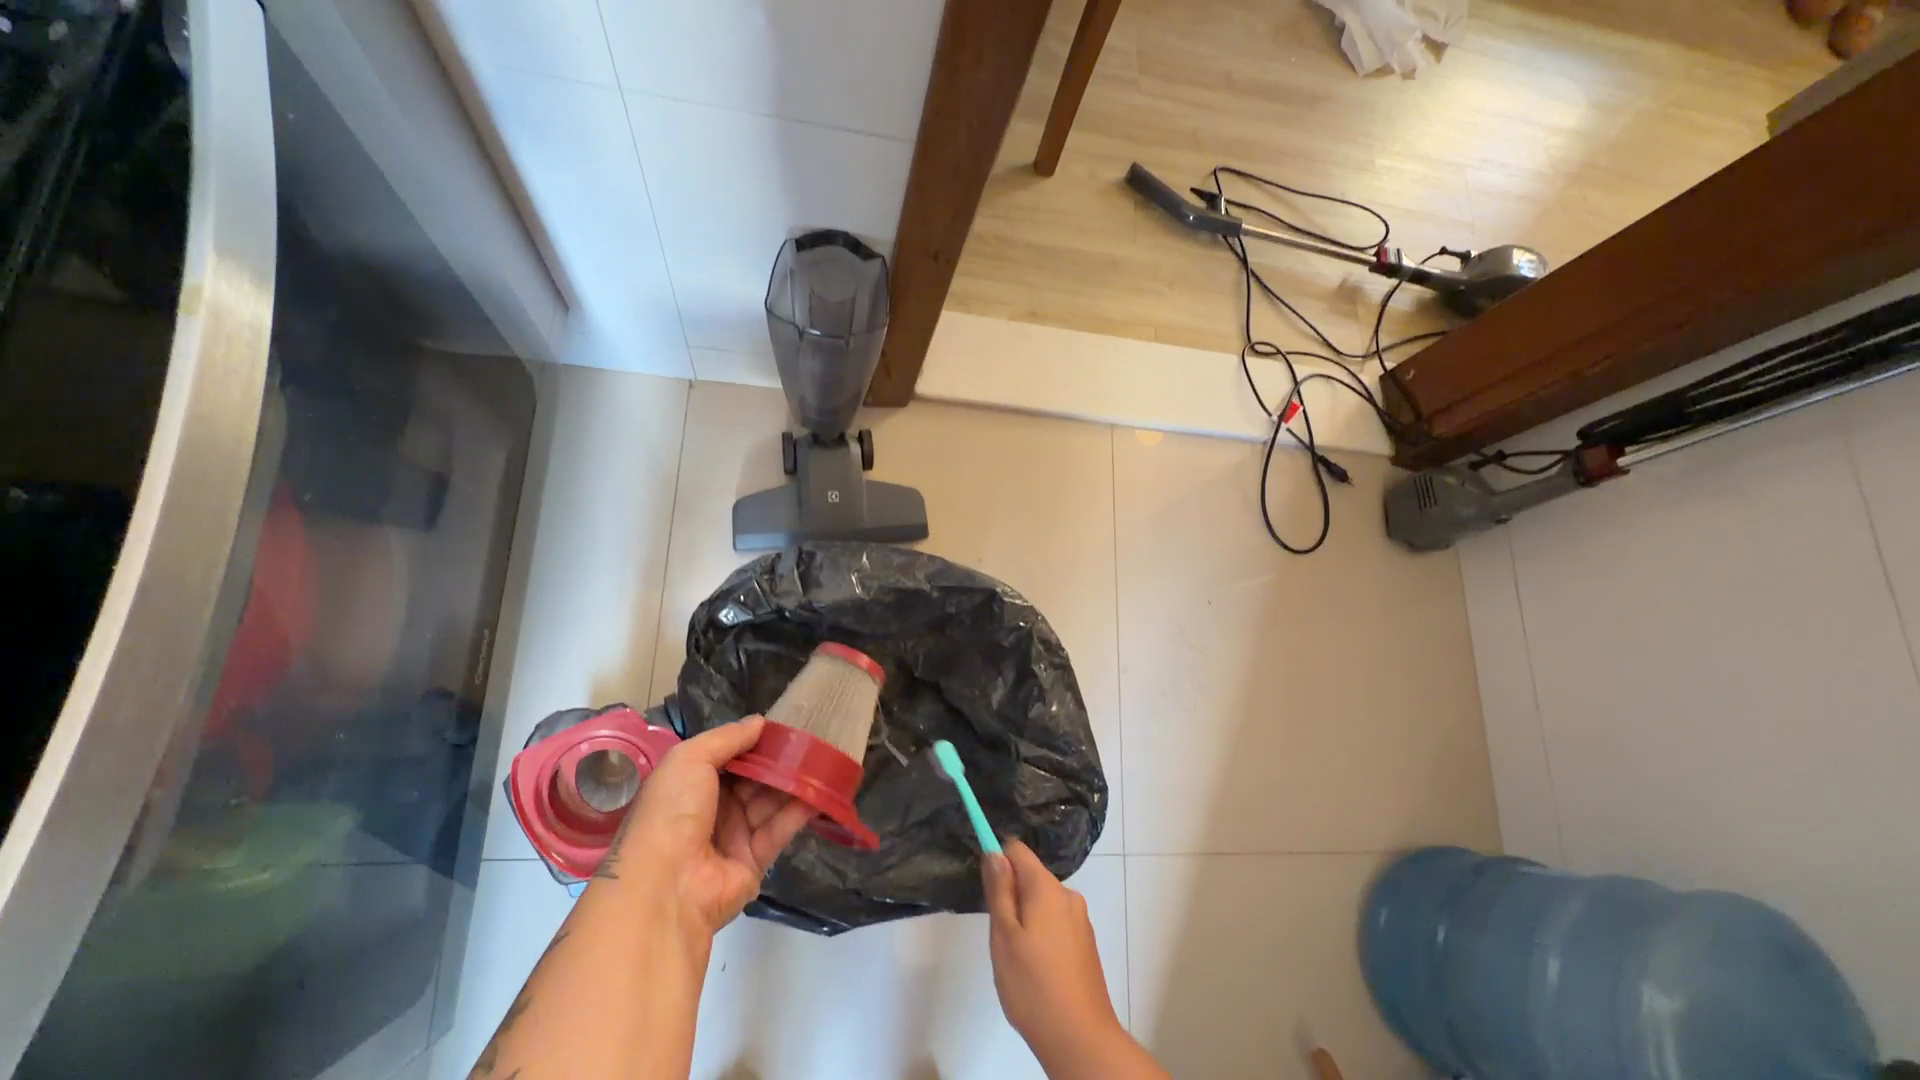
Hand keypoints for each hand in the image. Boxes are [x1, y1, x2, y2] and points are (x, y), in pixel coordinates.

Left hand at [598, 716, 813, 936]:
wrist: (668, 883)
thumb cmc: (672, 811)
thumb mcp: (690, 759)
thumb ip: (726, 738)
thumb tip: (759, 722)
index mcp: (689, 785)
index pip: (727, 759)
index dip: (752, 744)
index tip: (781, 728)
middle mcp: (711, 810)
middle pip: (752, 781)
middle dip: (777, 763)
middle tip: (809, 743)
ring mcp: (733, 837)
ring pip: (769, 803)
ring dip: (792, 783)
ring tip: (822, 761)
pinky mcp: (754, 861)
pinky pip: (779, 830)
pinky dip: (798, 812)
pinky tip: (820, 791)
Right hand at [982, 841, 1122, 1050]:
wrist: (1079, 1036)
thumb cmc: (1032, 984)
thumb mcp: (1004, 935)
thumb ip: (999, 891)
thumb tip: (995, 853)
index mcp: (1047, 889)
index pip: (1018, 851)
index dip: (998, 862)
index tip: (987, 893)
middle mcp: (1068, 896)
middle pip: (1030, 878)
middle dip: (1010, 898)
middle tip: (1001, 938)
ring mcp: (1080, 921)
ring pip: (1042, 904)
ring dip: (1025, 920)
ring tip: (1018, 961)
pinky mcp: (1085, 944)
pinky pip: (1055, 925)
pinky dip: (1041, 937)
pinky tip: (1036, 971)